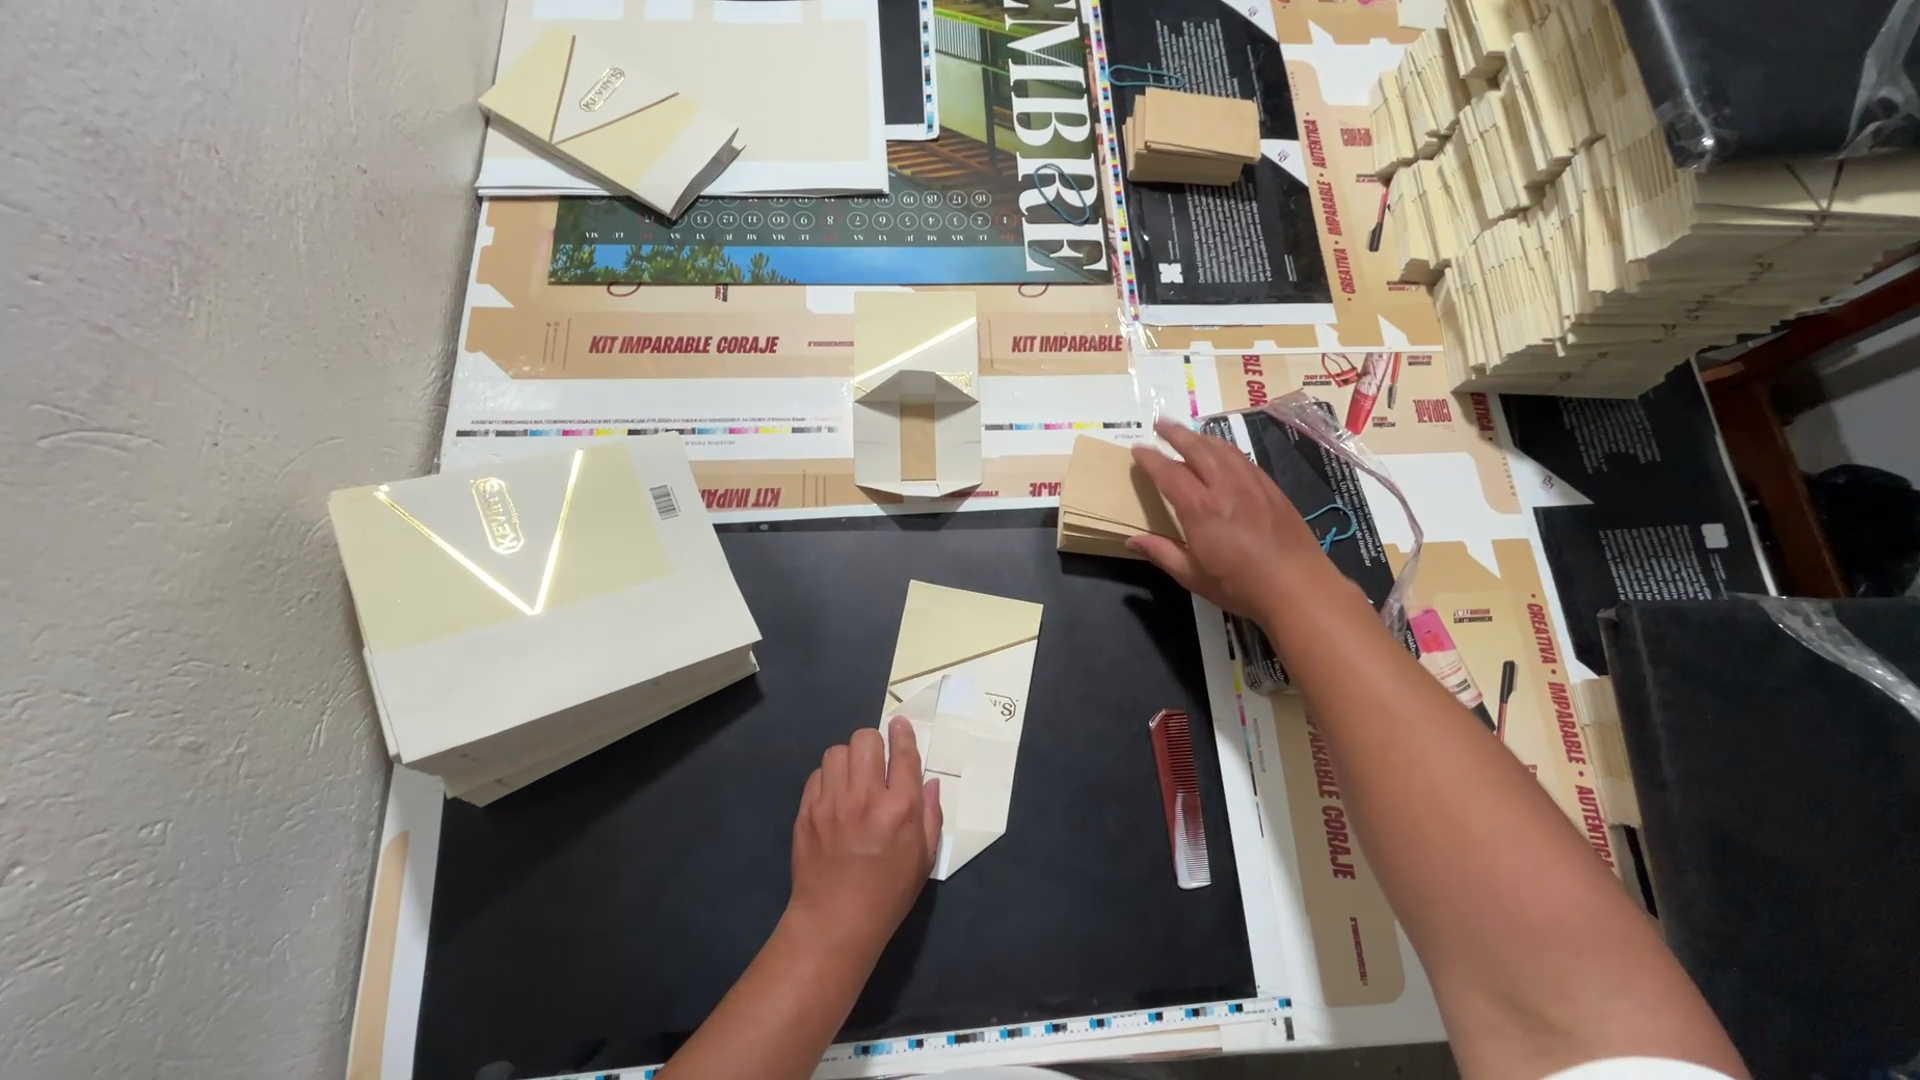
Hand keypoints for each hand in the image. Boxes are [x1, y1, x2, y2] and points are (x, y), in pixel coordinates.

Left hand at [787, 717, 941, 956]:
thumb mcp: (924, 859)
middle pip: (865, 740)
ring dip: (849, 759)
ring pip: (837, 752)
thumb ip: (931, 815)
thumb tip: (930, 783)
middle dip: (874, 743)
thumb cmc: (888, 893)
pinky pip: (817, 775)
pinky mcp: (806, 811)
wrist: (835, 921)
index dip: (903, 733)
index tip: (900, 724)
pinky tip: (835, 796)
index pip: (903, 754)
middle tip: (877, 761)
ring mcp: (831, 803)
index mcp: (900, 809)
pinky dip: (829, 778)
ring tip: (854, 778)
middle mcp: (865, 798)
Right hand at [1127, 418, 1344, 618]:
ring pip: (1223, 449)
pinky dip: (1226, 449)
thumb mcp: (1192, 576)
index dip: (1151, 459)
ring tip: (1188, 433)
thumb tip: (1132, 539)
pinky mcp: (1272, 489)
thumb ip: (1162, 552)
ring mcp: (1252, 485)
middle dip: (1176, 434)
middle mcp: (1225, 487)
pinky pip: (1243, 459)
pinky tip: (1222, 452)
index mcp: (1201, 509)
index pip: (1169, 474)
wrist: (1298, 588)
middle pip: (1197, 449)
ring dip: (1202, 437)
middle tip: (1160, 423)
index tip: (1138, 449)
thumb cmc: (1240, 587)